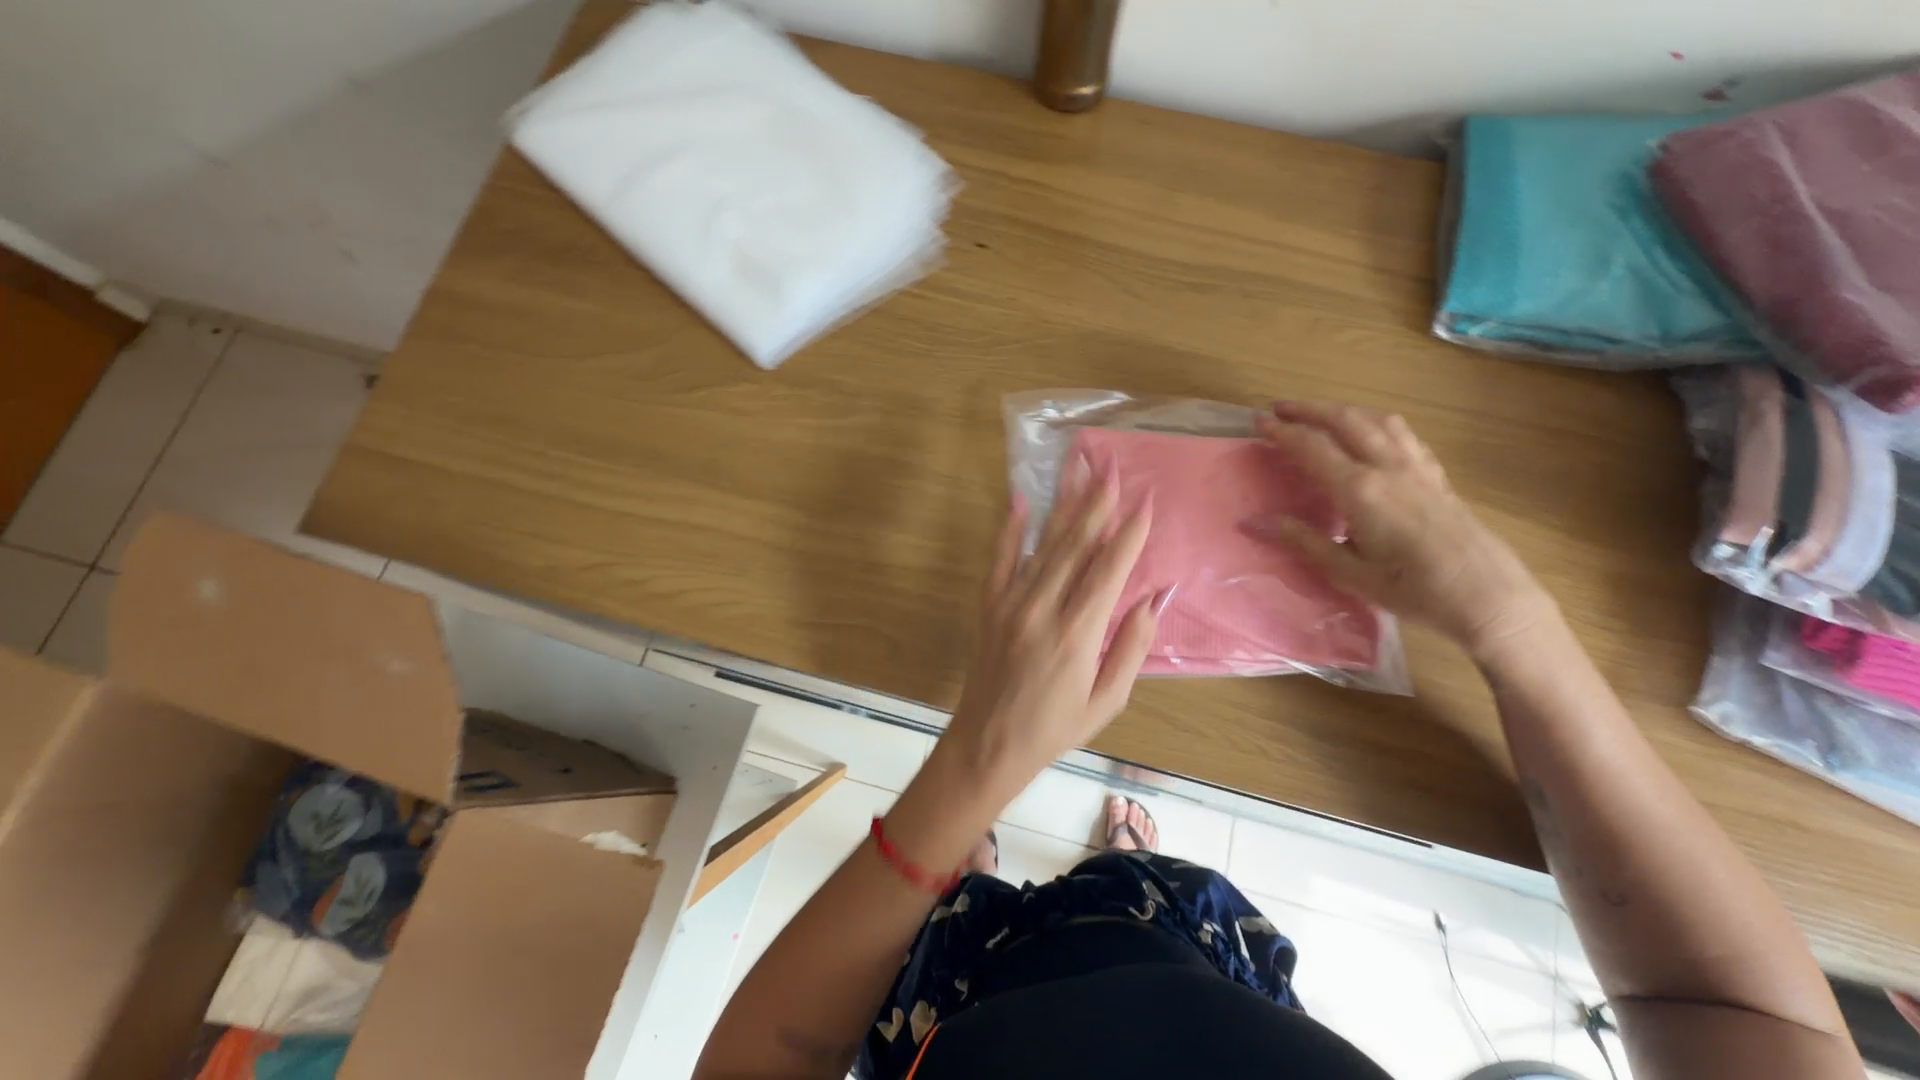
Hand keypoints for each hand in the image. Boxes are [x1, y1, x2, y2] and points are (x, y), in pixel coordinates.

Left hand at [943, 454, 1160, 796]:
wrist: (986, 746)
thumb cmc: (1054, 730)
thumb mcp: (1106, 701)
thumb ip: (1131, 647)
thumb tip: (1155, 598)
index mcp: (1076, 635)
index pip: (1108, 570)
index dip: (1129, 533)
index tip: (1146, 501)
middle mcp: (1042, 610)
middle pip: (1074, 545)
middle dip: (1096, 503)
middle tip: (1111, 467)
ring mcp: (1010, 605)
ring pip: (1043, 545)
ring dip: (1063, 506)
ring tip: (1078, 470)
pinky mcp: (989, 607)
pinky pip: (1001, 559)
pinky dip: (1011, 528)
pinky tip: (1020, 499)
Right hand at [1255, 400, 1550, 659]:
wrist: (1487, 596)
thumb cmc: (1413, 591)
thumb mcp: (1350, 575)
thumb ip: (1304, 541)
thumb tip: (1255, 522)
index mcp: (1361, 491)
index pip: (1313, 448)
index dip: (1283, 432)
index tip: (1258, 422)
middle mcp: (1389, 468)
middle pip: (1346, 421)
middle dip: (1310, 410)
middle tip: (1281, 409)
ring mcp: (1417, 468)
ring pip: (1378, 420)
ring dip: (1344, 411)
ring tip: (1322, 415)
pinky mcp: (1437, 476)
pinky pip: (1403, 435)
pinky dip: (1378, 424)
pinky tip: (1374, 434)